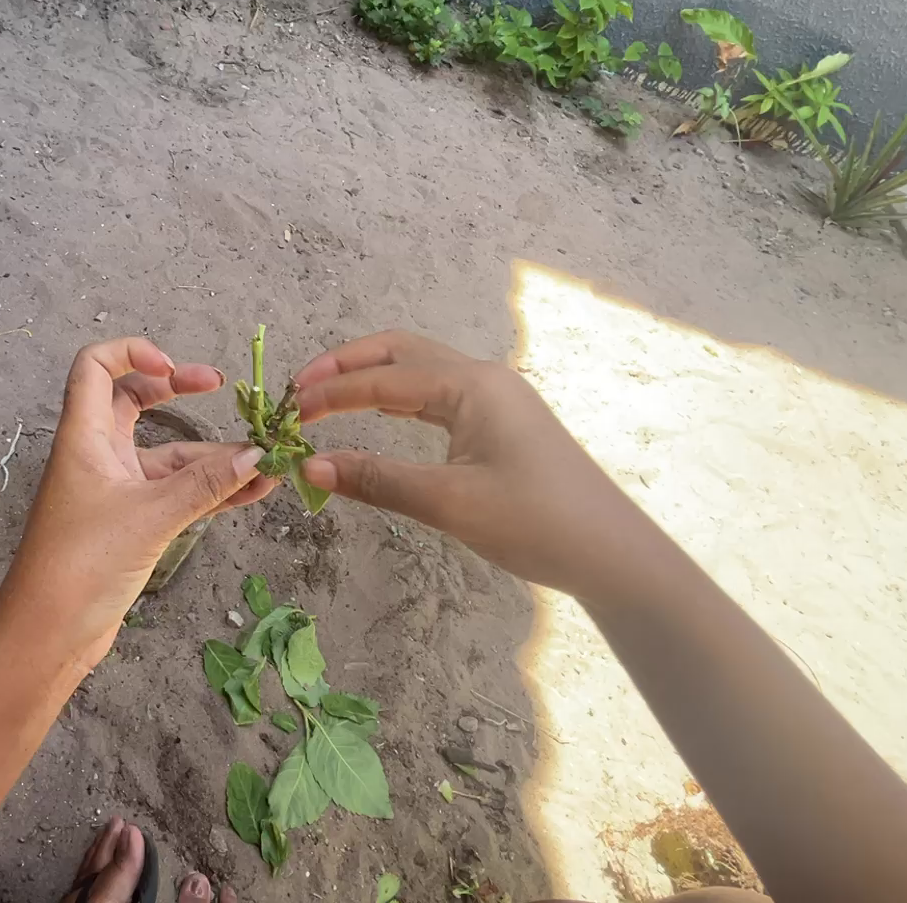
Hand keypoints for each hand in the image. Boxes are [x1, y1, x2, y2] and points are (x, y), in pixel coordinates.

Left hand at [0, 338, 274, 667]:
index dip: (132, 352)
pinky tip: (250, 491)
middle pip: (134, 400)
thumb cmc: (83, 564)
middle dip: (176, 389)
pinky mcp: (129, 519)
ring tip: (262, 459)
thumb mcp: (150, 516)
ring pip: (166, 454)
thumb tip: (258, 455)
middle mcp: (97, 453)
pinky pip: (174, 491)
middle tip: (219, 387)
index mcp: (84, 435)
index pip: (94, 366)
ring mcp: (115, 486)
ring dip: (210, 455)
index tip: (173, 367)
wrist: (48, 634)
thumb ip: (206, 484)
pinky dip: (207, 489)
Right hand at [292, 331, 673, 602]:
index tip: (290, 411)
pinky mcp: (498, 420)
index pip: (384, 379)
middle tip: (301, 388)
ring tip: (325, 397)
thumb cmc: (535, 523)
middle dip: (345, 365)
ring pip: (417, 369)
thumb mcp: (449, 503)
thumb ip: (376, 479)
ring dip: (368, 377)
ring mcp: (493, 397)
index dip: (332, 393)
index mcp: (471, 385)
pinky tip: (376, 411)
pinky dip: (394, 396)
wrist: (615, 555)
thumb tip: (310, 467)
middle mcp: (481, 378)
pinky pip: (433, 393)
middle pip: (399, 350)